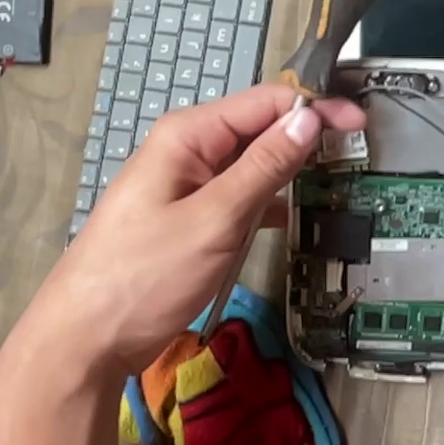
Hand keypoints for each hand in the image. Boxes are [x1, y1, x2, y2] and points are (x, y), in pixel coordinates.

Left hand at [32, 84, 365, 373]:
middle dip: (306, 137)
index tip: (359, 126)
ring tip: (333, 180)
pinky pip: (240, 194)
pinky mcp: (192, 216)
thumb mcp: (215, 219)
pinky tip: (289, 215)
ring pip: (253, 164)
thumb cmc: (145, 276)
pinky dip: (267, 201)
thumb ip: (265, 167)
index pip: (266, 103)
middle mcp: (190, 150)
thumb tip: (309, 119)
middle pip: (260, 129)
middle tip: (354, 155)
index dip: (316, 109)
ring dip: (289, 171)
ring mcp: (189, 184)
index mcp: (190, 135)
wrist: (84, 341)